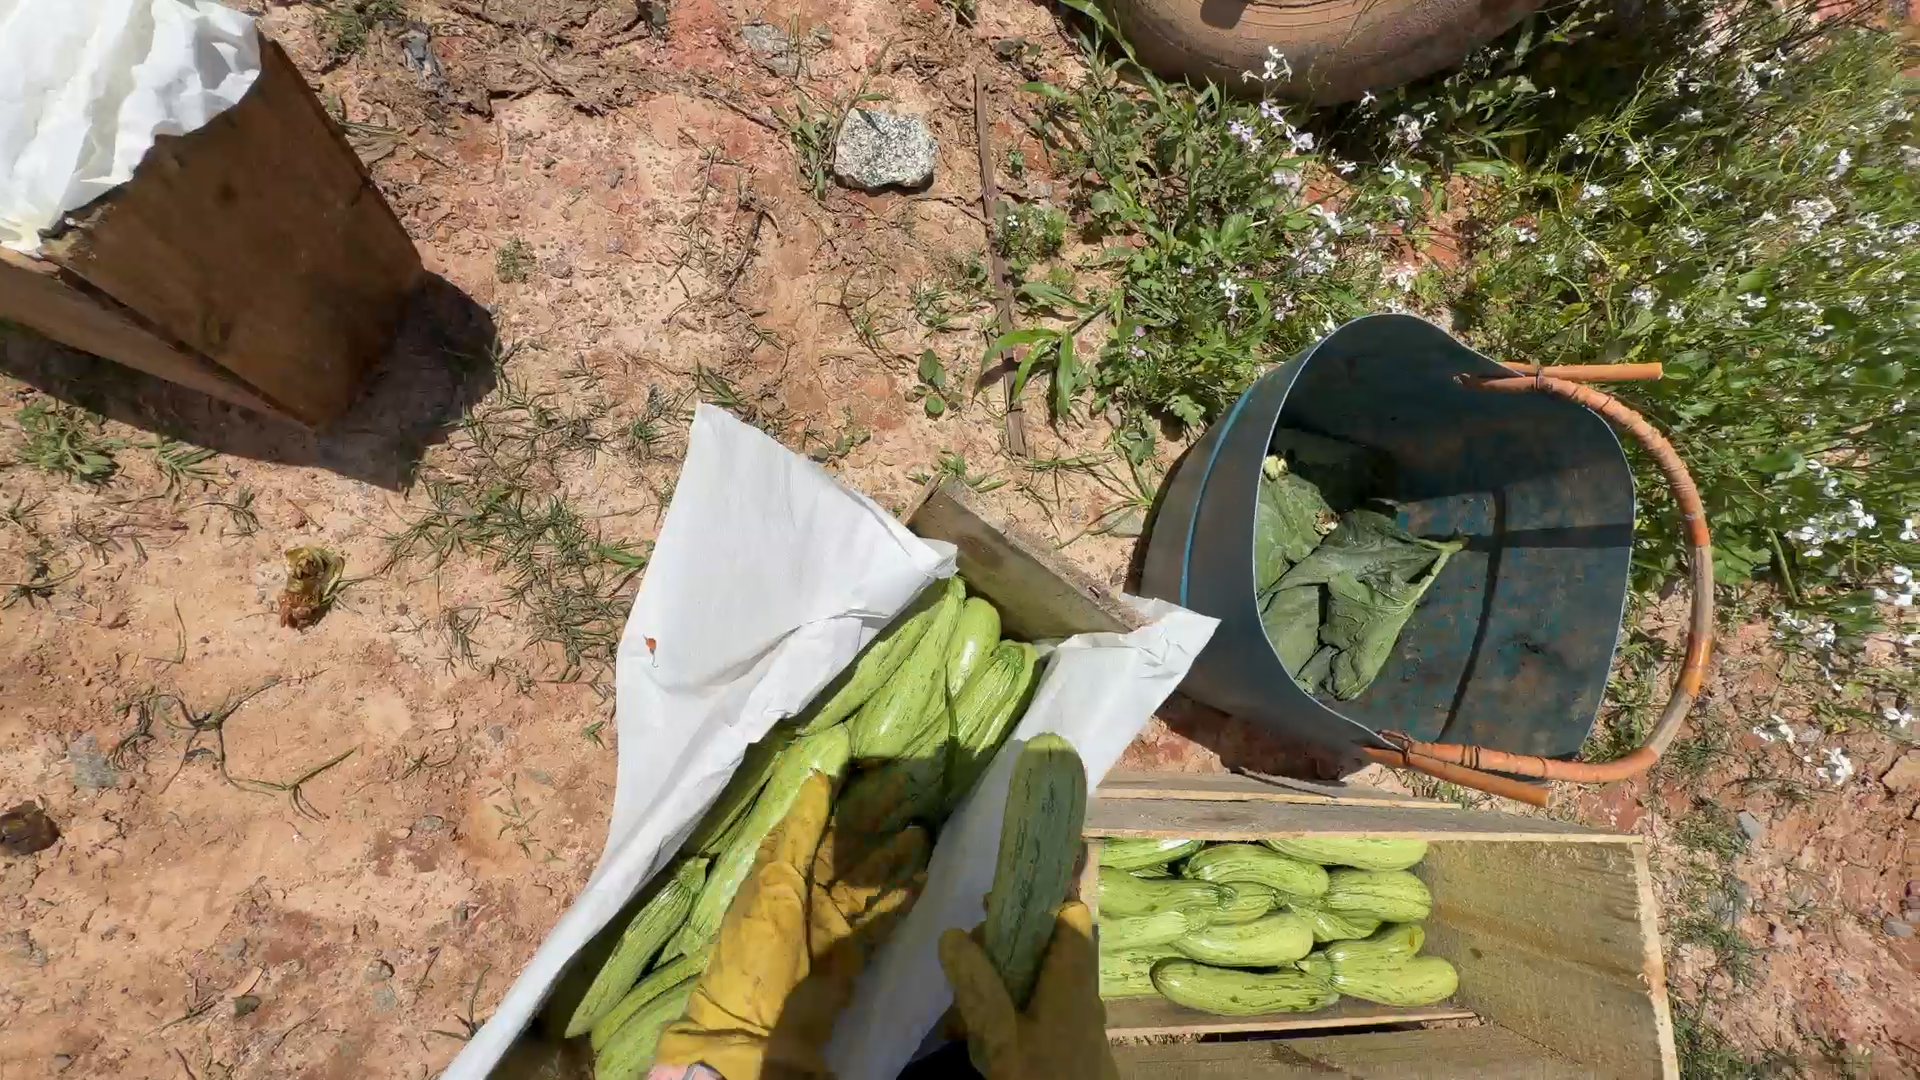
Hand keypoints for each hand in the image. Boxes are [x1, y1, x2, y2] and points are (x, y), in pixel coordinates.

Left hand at [654, 771, 929, 1079]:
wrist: (759, 1033)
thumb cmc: (759, 947)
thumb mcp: (774, 882)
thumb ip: (800, 830)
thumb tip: (818, 774)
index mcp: (782, 867)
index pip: (817, 819)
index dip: (842, 794)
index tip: (870, 768)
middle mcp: (807, 886)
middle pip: (848, 842)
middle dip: (876, 817)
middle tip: (906, 788)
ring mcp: (831, 917)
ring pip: (868, 875)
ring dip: (893, 853)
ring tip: (922, 831)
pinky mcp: (852, 947)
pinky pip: (880, 914)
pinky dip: (900, 898)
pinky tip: (922, 879)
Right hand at [937, 902, 1117, 1079]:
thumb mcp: (1002, 1037)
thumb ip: (978, 985)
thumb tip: (951, 933)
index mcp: (1072, 976)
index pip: (1070, 914)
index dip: (1038, 901)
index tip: (997, 907)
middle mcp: (1078, 990)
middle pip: (1041, 945)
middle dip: (999, 949)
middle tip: (964, 964)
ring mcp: (1074, 1019)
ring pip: (1031, 980)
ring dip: (993, 987)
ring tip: (958, 1016)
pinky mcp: (1064, 1044)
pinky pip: (1032, 1012)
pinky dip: (1003, 1015)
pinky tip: (971, 1039)